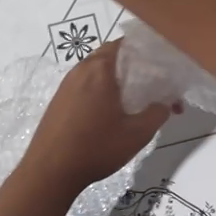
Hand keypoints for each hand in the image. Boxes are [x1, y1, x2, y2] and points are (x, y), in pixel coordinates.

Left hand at [21, 40, 175, 191]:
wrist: (50, 172)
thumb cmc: (97, 147)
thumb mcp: (137, 134)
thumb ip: (157, 113)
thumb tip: (165, 104)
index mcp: (100, 69)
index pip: (125, 44)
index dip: (146, 52)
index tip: (161, 68)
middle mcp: (81, 69)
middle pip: (112, 56)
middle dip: (134, 68)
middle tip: (152, 86)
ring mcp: (66, 84)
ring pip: (97, 72)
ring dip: (116, 81)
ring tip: (133, 103)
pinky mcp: (59, 100)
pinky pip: (85, 86)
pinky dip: (101, 91)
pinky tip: (109, 114)